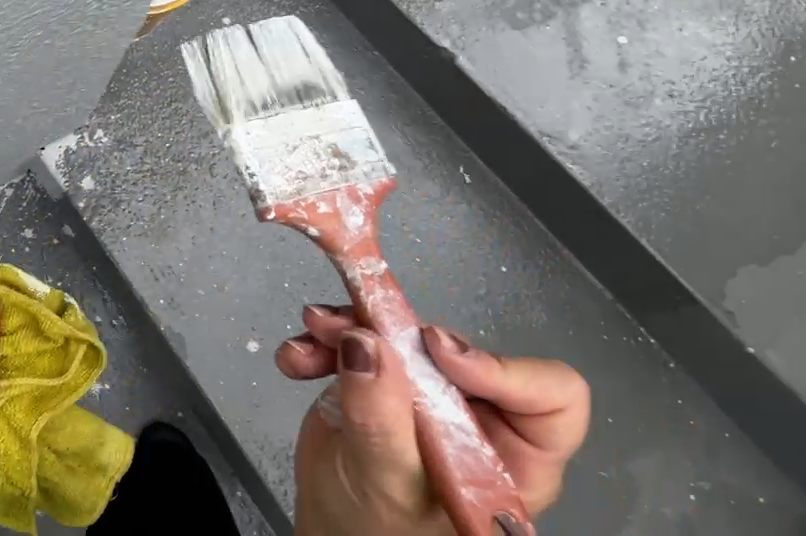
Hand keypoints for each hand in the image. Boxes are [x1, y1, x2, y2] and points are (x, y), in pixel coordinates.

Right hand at [275, 305, 590, 535]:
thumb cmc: (375, 530)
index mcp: (512, 458)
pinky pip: (356, 342)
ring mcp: (425, 399)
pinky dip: (319, 343)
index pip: (550, 399)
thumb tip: (365, 341)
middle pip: (451, 353)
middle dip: (389, 334)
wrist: (330, 529)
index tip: (433, 351)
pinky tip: (295, 360)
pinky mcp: (380, 381)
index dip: (501, 368)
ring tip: (305, 341)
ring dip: (342, 330)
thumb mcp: (383, 481)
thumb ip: (380, 418)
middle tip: (336, 329)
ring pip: (396, 337)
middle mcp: (477, 420)